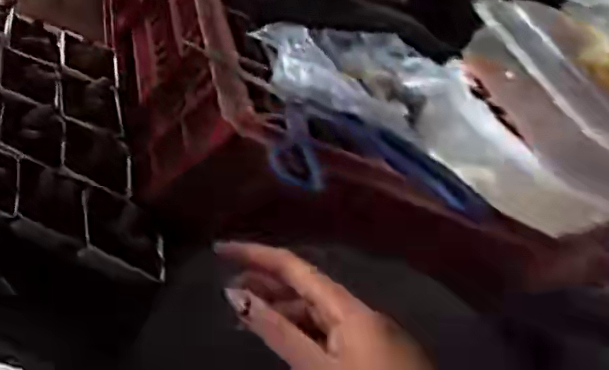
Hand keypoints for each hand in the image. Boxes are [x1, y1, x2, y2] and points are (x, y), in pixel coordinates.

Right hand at [218, 242, 432, 369]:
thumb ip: (276, 330)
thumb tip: (232, 293)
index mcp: (354, 311)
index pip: (294, 266)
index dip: (253, 254)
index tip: (218, 251)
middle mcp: (369, 318)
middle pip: (308, 288)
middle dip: (266, 286)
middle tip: (229, 293)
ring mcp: (383, 344)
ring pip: (322, 315)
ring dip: (284, 313)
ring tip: (251, 322)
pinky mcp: (389, 367)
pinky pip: (337, 337)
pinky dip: (307, 334)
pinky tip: (290, 345)